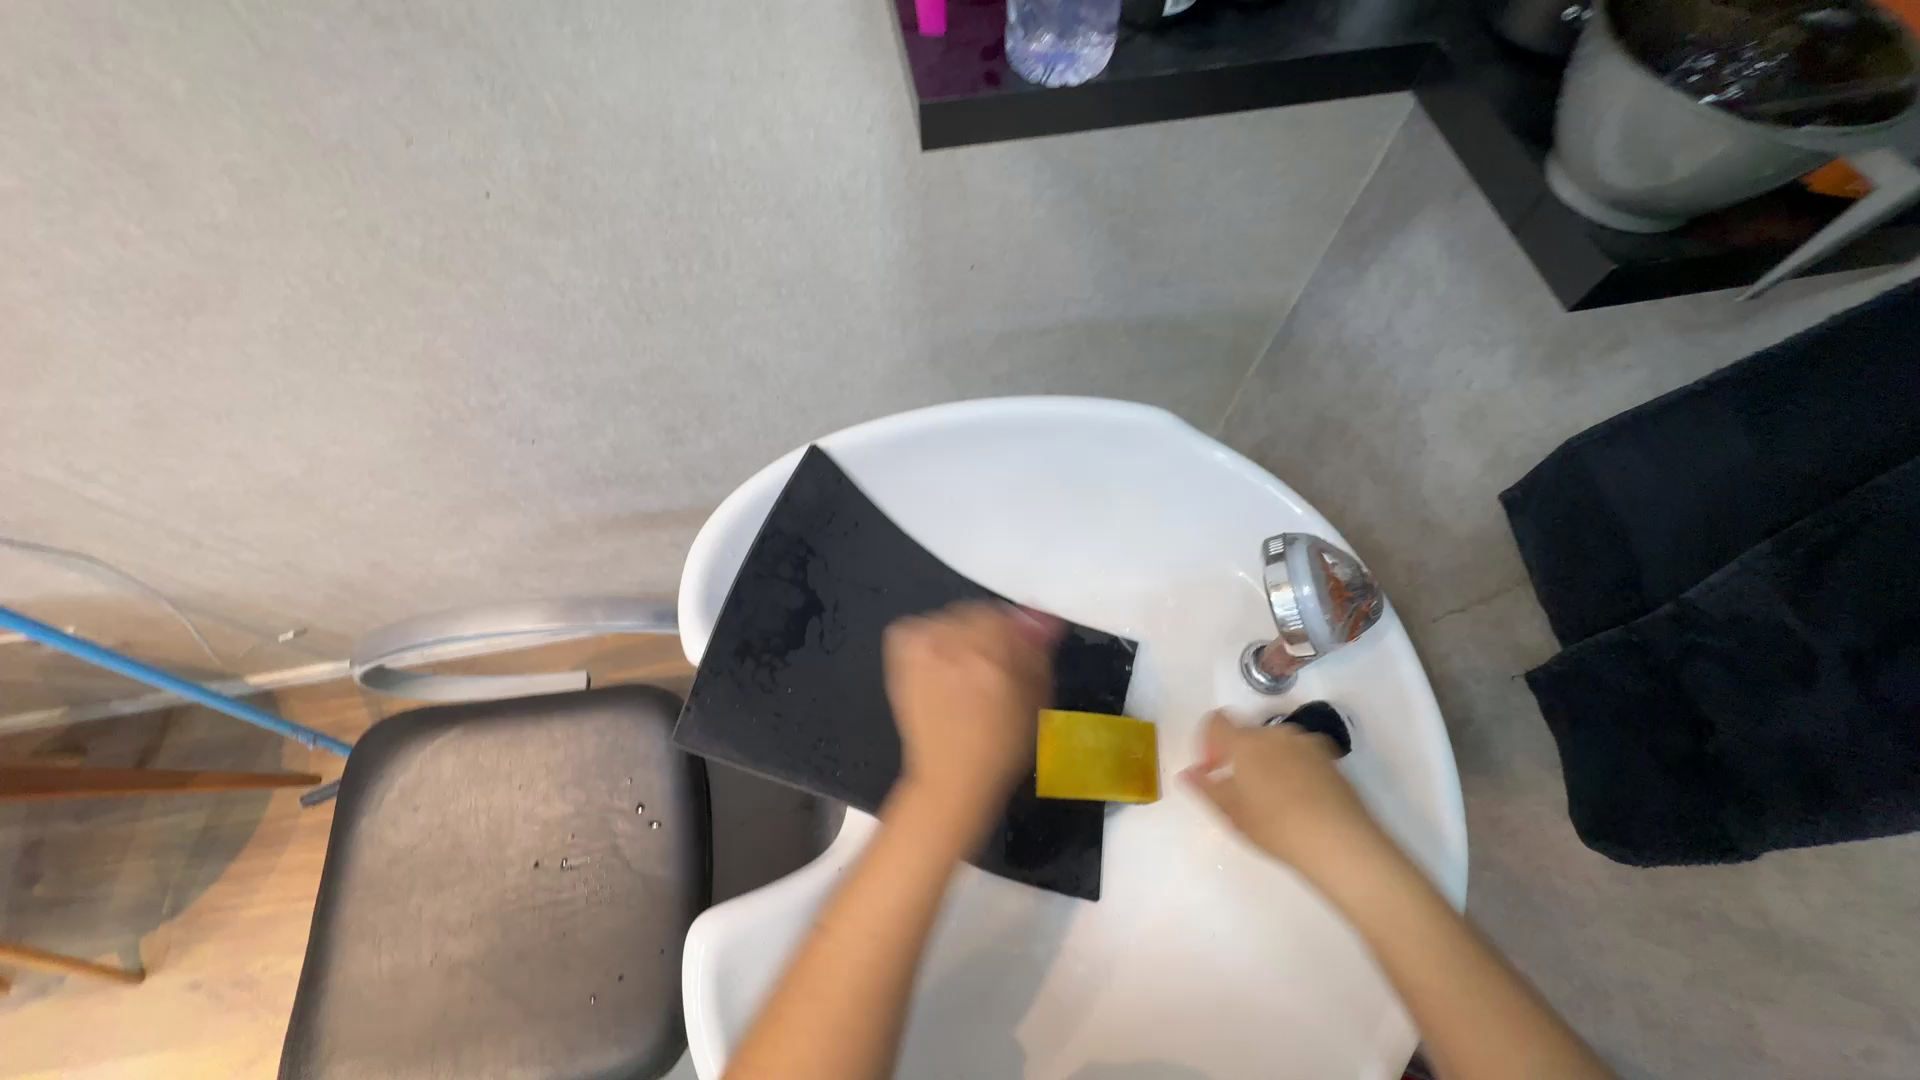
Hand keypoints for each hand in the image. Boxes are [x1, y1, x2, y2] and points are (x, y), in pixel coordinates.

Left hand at [883, 602, 1061, 831]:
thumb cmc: (1003, 742)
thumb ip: (1038, 650)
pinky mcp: (901, 656)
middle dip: (989, 633)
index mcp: (996, 653)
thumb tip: (1042, 616)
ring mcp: (924, 647)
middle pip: (979, 613)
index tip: (1019, 653)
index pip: (1009, 615)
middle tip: (991, 667)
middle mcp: (956, 643)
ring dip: (959, 636)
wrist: (952, 776)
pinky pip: (917, 626)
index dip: (1018, 633)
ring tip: (962, 670)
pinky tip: (937, 664)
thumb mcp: (1037, 696)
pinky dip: (928, 637)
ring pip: (950, 618)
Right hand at [1181, 710, 1385, 880]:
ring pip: (1275, 745)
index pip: (1216, 721)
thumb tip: (1187, 773)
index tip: (1210, 769)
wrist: (1342, 844)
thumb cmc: (1276, 827)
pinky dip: (1291, 769)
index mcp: (1245, 741)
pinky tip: (1297, 802)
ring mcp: (1307, 744)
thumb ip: (1205, 787)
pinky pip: (1300, 756)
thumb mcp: (1231, 812)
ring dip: (1266, 762)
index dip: (1207, 741)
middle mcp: (1276, 734)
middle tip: (1238, 790)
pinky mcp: (1331, 760)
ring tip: (1270, 799)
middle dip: (1237, 756)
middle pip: (1247, 734)